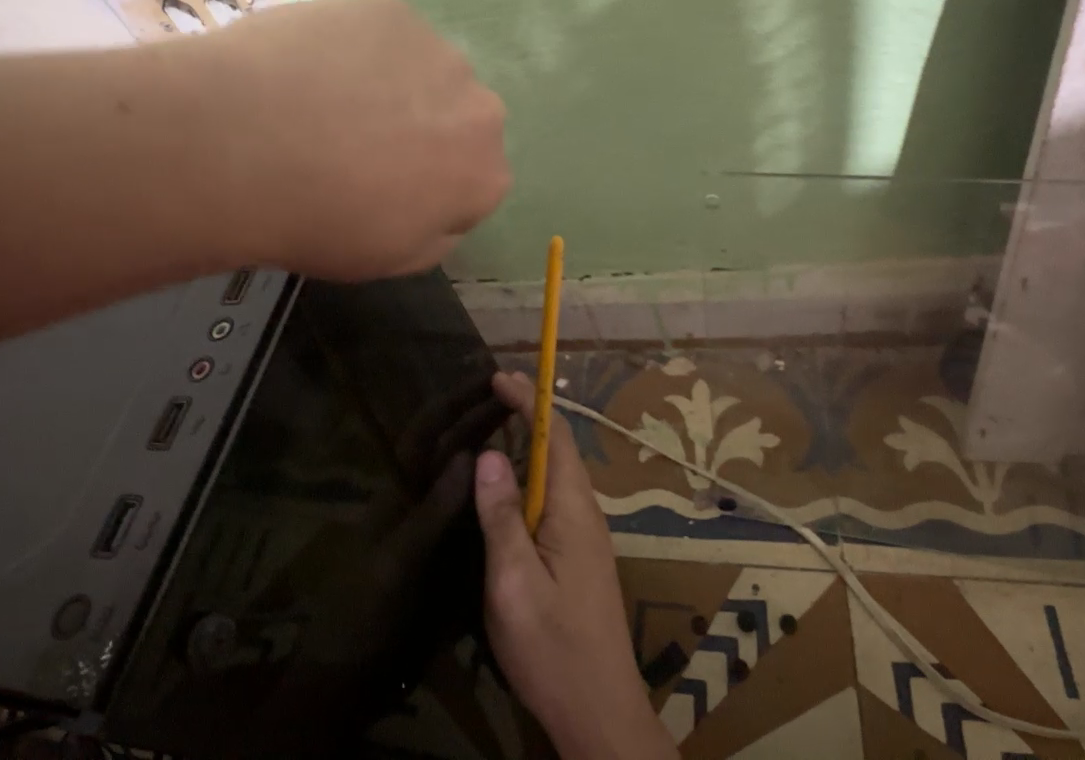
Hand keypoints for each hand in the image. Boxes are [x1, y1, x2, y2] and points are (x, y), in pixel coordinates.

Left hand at [204, 0, 509, 279]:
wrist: (239, 145)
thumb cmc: (319, 219)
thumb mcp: (389, 259)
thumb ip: (436, 235)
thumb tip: (443, 207)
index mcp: (486, 177)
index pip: (474, 181)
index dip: (429, 185)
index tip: (385, 190)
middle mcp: (481, 108)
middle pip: (458, 119)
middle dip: (422, 129)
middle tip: (355, 144)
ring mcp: (437, 51)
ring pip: (423, 71)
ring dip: (392, 84)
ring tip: (324, 102)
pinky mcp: (391, 11)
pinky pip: (384, 35)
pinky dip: (356, 49)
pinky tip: (310, 69)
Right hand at [473, 373, 677, 759]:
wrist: (598, 708)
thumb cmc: (551, 646)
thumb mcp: (513, 581)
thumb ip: (502, 517)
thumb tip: (489, 454)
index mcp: (573, 510)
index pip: (553, 437)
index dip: (529, 401)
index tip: (498, 376)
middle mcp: (585, 514)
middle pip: (557, 450)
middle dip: (527, 416)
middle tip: (487, 396)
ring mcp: (585, 537)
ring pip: (555, 476)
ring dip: (526, 447)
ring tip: (489, 431)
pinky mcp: (579, 558)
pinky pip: (553, 501)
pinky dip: (528, 480)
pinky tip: (505, 491)